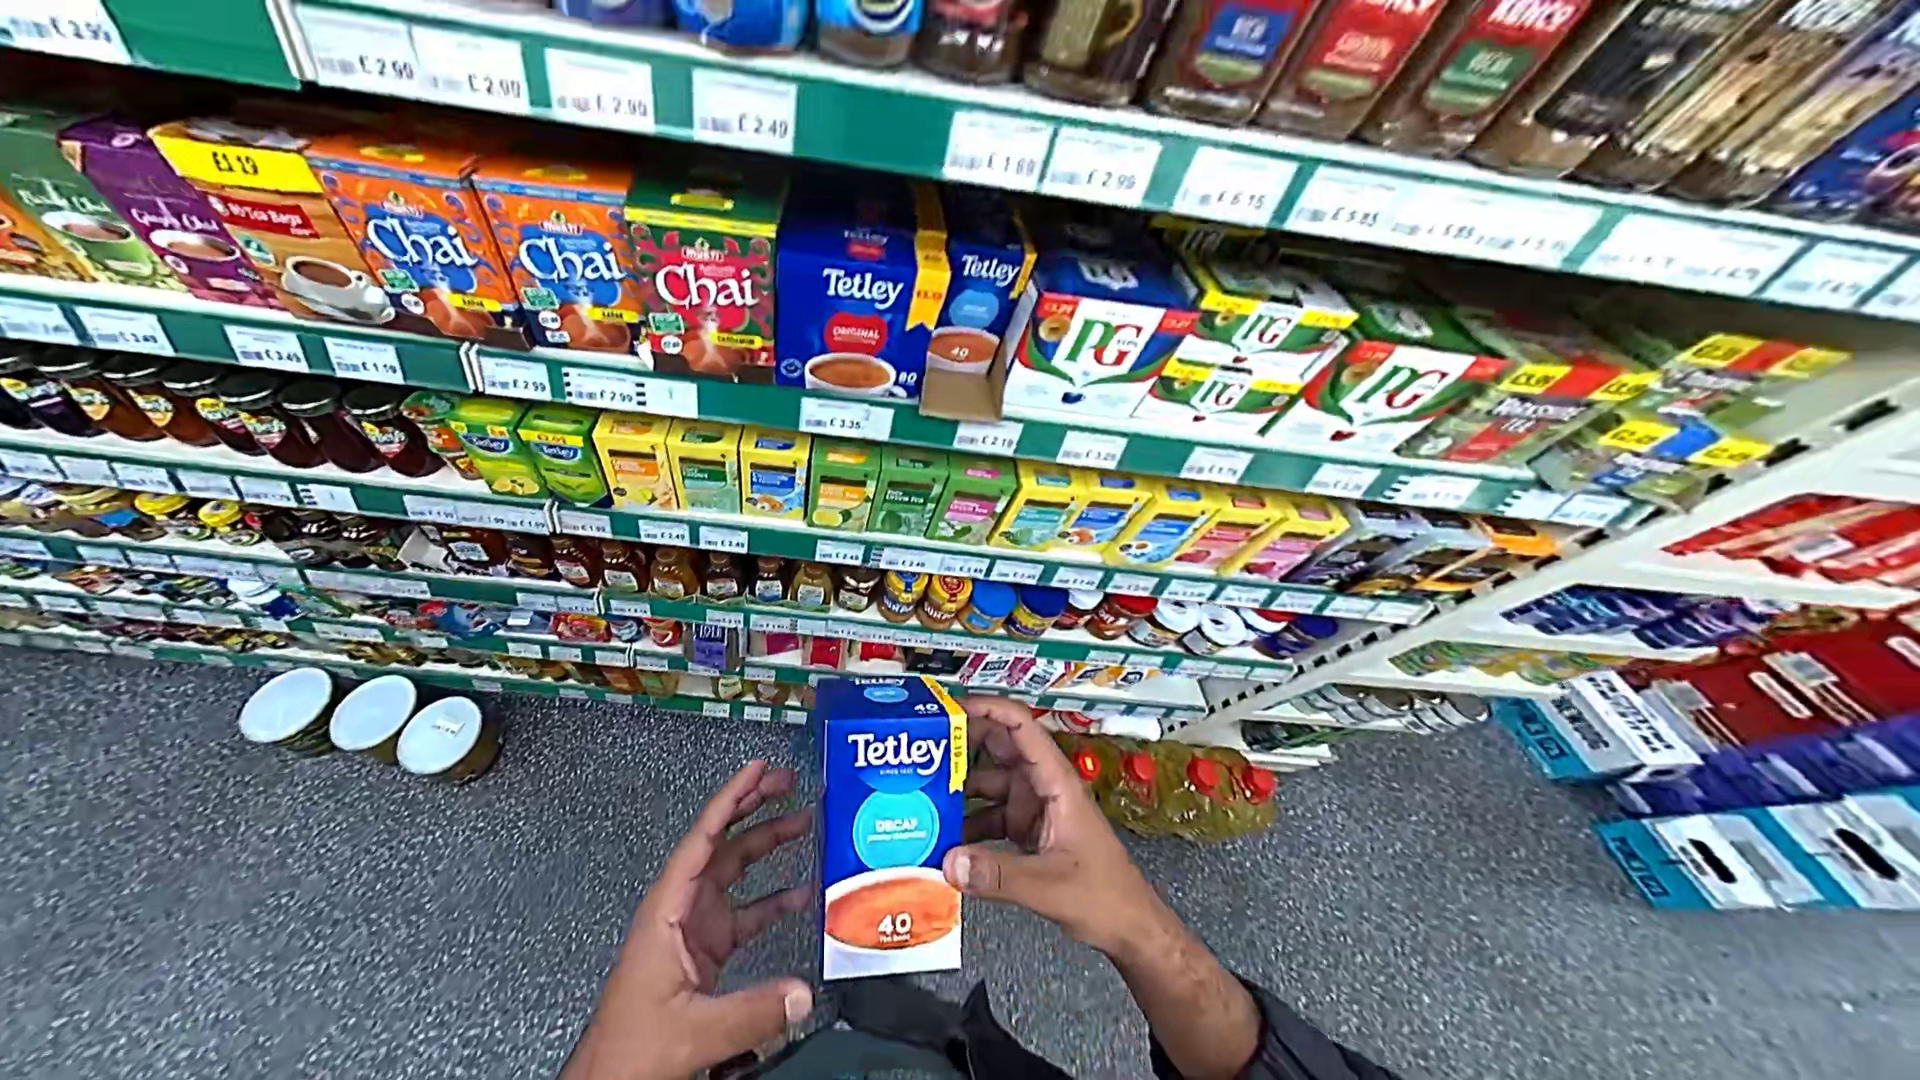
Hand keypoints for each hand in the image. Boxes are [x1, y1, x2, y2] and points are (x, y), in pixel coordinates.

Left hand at [561, 761, 813, 1079]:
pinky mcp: (707, 946)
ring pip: (736, 868)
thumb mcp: (692, 1031)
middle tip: (786, 783)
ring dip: (768, 843)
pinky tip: (799, 893)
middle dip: (754, 806)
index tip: (756, 771)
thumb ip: (752, 1012)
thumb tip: (802, 991)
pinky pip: (747, 908)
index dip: (732, 798)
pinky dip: (773, 897)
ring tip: (802, 822)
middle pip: (723, 841)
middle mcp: (682, 906)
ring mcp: (695, 924)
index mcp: (669, 909)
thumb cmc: (626, 1052)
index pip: (703, 837)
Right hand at [944, 697, 1171, 958]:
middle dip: (962, 743)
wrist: (1129, 926)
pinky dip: (965, 823)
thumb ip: (999, 875)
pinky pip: (988, 815)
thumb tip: (950, 863)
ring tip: (922, 793)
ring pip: (988, 783)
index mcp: (1057, 781)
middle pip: (999, 748)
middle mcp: (1042, 785)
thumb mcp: (1051, 886)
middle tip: (921, 747)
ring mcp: (1033, 806)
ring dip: (958, 788)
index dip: (988, 708)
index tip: (952, 707)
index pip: (1021, 727)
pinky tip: (942, 838)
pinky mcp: (1025, 829)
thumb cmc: (1106, 895)